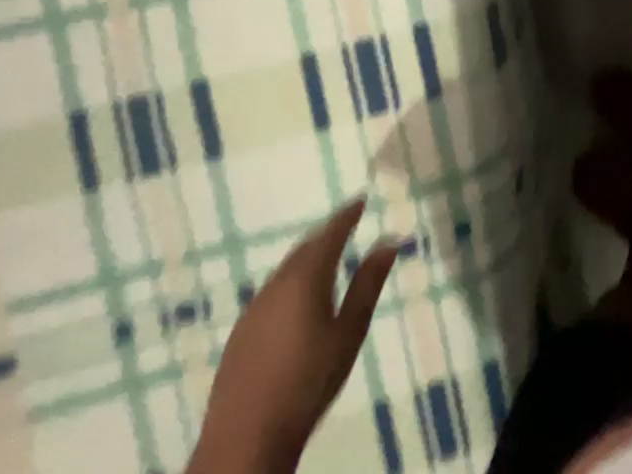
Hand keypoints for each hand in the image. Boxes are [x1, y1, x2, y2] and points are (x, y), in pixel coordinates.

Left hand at [187, 200, 397, 473]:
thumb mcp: (351, 329)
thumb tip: (389, 242)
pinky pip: (273, 291)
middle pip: (303, 249)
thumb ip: (368, 283)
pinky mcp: (242, 333)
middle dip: (326, 234)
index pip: (328, 235)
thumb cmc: (311, 377)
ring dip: (308, 258)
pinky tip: (302, 298)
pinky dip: (293, 281)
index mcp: (305, 279)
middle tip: (348, 223)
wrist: (249, 432)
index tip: (361, 199)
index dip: (346, 215)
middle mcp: (274, 287)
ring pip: (285, 271)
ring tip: (330, 257)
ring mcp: (253, 310)